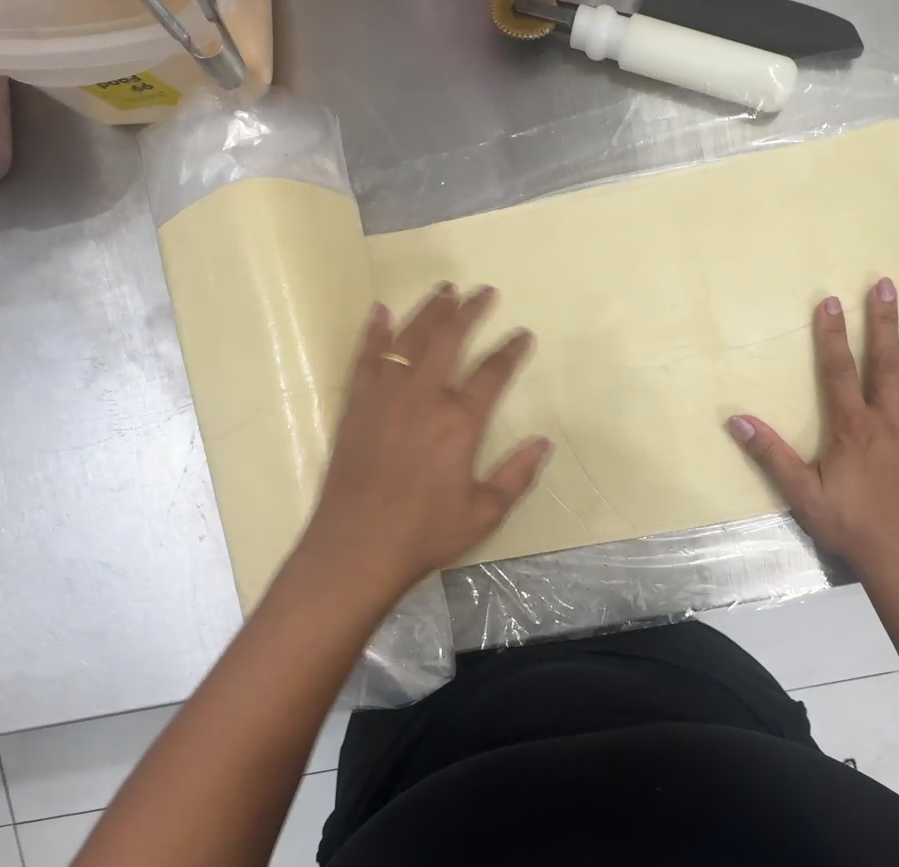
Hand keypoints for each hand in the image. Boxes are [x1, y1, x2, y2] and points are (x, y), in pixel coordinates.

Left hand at [295, 284, 551, 597]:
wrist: (356, 546)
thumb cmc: (424, 534)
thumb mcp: (484, 514)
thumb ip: (516, 476)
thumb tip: (543, 443)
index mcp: (460, 423)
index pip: (492, 373)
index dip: (510, 350)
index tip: (522, 334)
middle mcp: (423, 397)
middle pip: (449, 339)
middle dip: (469, 311)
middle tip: (483, 292)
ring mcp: (384, 397)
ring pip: (408, 339)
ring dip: (428, 310)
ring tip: (444, 289)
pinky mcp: (355, 406)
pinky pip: (366, 357)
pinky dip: (374, 332)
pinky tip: (380, 312)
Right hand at [728, 279, 898, 572]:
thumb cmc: (847, 523)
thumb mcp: (800, 492)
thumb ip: (770, 454)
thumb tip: (737, 420)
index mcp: (851, 428)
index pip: (838, 372)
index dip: (831, 336)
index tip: (829, 302)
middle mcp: (887, 420)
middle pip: (884, 363)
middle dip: (881, 323)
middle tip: (885, 284)